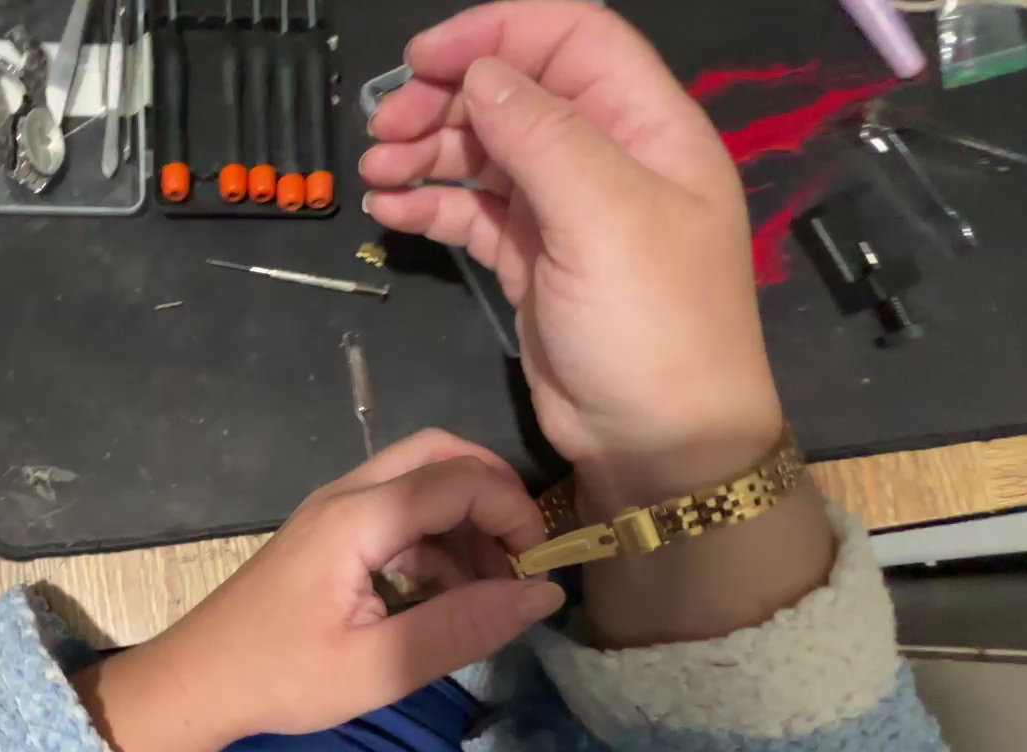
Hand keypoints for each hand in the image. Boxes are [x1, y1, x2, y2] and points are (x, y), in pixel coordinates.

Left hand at [74, 431, 565, 751]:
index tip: (538, 570)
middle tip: (522, 554)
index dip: (514, 513)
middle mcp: (345, 496)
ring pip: (416, 482)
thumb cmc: (280, 678)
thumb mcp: (379, 668)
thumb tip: (542, 593)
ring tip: (491, 587)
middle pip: (437, 455)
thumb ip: (463, 626)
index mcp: (356, 518)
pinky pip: (395, 514)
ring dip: (464, 520)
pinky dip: (433, 540)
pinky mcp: (328, 534)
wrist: (198, 680)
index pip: (459, 479)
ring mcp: (332, 512)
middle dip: (492, 494)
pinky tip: (446, 592)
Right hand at [360, 1, 784, 507]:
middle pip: (514, 100)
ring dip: (427, 158)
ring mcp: (561, 216)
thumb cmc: (649, 324)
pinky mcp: (528, 265)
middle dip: (445, 104)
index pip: (568, 42)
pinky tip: (391, 210)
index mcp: (644, 127)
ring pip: (485, 160)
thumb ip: (544, 136)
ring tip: (373, 174)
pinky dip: (431, 208)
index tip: (420, 60)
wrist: (652, 436)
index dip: (494, 35)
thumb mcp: (605, 218)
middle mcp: (602, 160)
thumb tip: (482, 74)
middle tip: (380, 132)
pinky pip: (473, 218)